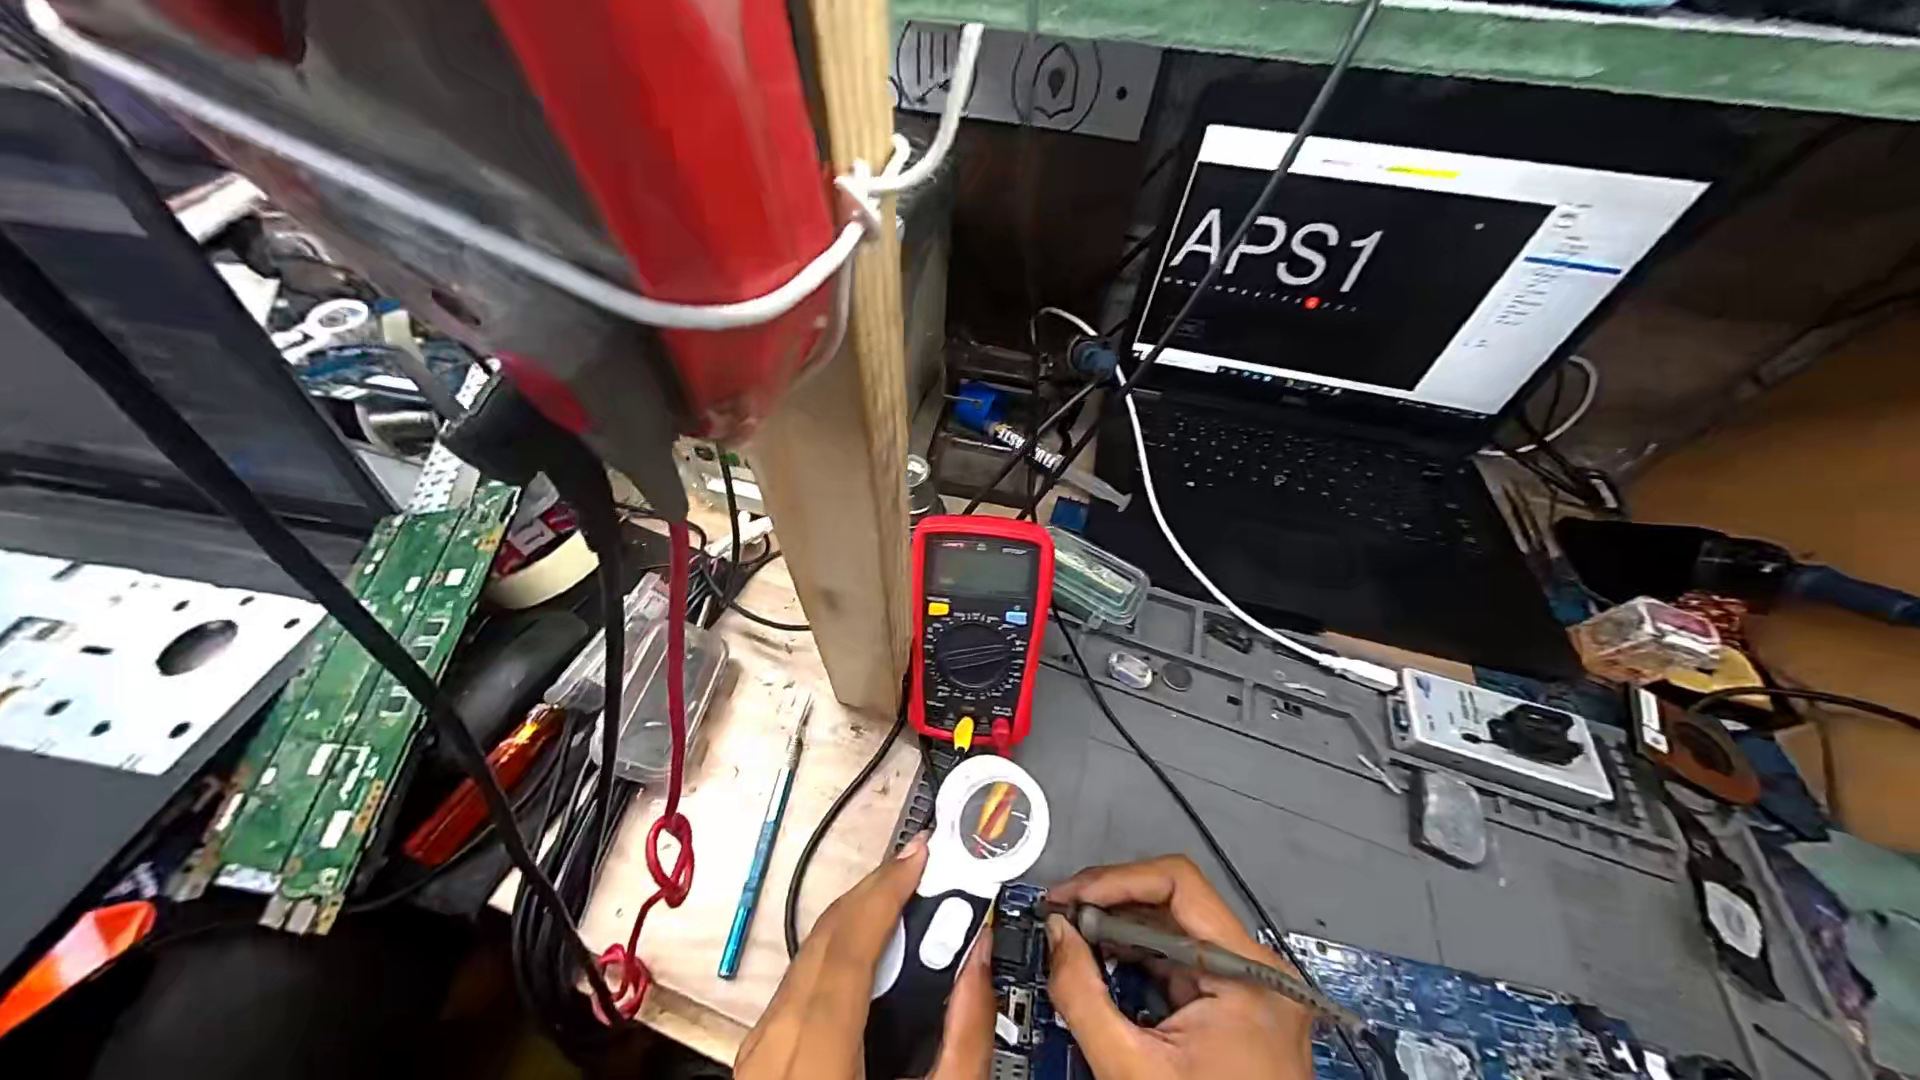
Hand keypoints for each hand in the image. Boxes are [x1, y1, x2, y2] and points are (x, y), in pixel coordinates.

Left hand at [735, 832, 995, 1079]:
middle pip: (825, 938)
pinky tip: (873, 955)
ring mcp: (756, 1050)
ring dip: (859, 919)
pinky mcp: (757, 1058)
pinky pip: (801, 982)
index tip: (921, 852)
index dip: (886, 888)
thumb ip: (962, 1037)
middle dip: (876, 892)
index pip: (848, 945)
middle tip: (923, 869)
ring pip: (810, 955)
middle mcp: (773, 1041)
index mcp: (813, 1056)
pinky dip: (840, 954)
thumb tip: (977, 957)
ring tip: (905, 902)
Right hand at [1044, 855, 1315, 1079]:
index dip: (1117, 881)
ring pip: (1172, 925)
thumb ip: (1083, 996)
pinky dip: (1136, 954)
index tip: (1075, 895)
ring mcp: (1248, 986)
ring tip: (1077, 939)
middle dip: (1111, 905)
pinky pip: (1177, 956)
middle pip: (1173, 900)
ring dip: (1119, 927)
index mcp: (1250, 978)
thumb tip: (1057, 937)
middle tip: (1066, 915)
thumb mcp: (1132, 1070)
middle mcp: (1257, 972)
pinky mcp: (1233, 1002)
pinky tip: (1104, 963)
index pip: (1177, 883)